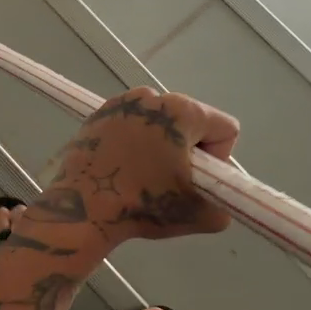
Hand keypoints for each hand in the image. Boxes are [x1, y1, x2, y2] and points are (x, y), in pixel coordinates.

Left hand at [22, 88, 234, 251]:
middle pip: (190, 123)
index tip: (199, 179)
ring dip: (161, 145)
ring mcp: (119, 102)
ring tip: (144, 176)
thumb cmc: (146, 204)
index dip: (220, 159)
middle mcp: (150, 97)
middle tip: (171, 180)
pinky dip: (133, 143)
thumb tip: (218, 191)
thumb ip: (227, 198)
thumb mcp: (206, 213)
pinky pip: (130, 125)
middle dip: (189, 150)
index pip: (224, 129)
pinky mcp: (96, 115)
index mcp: (181, 110)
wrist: (83, 206)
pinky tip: (123, 167)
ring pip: (159, 124)